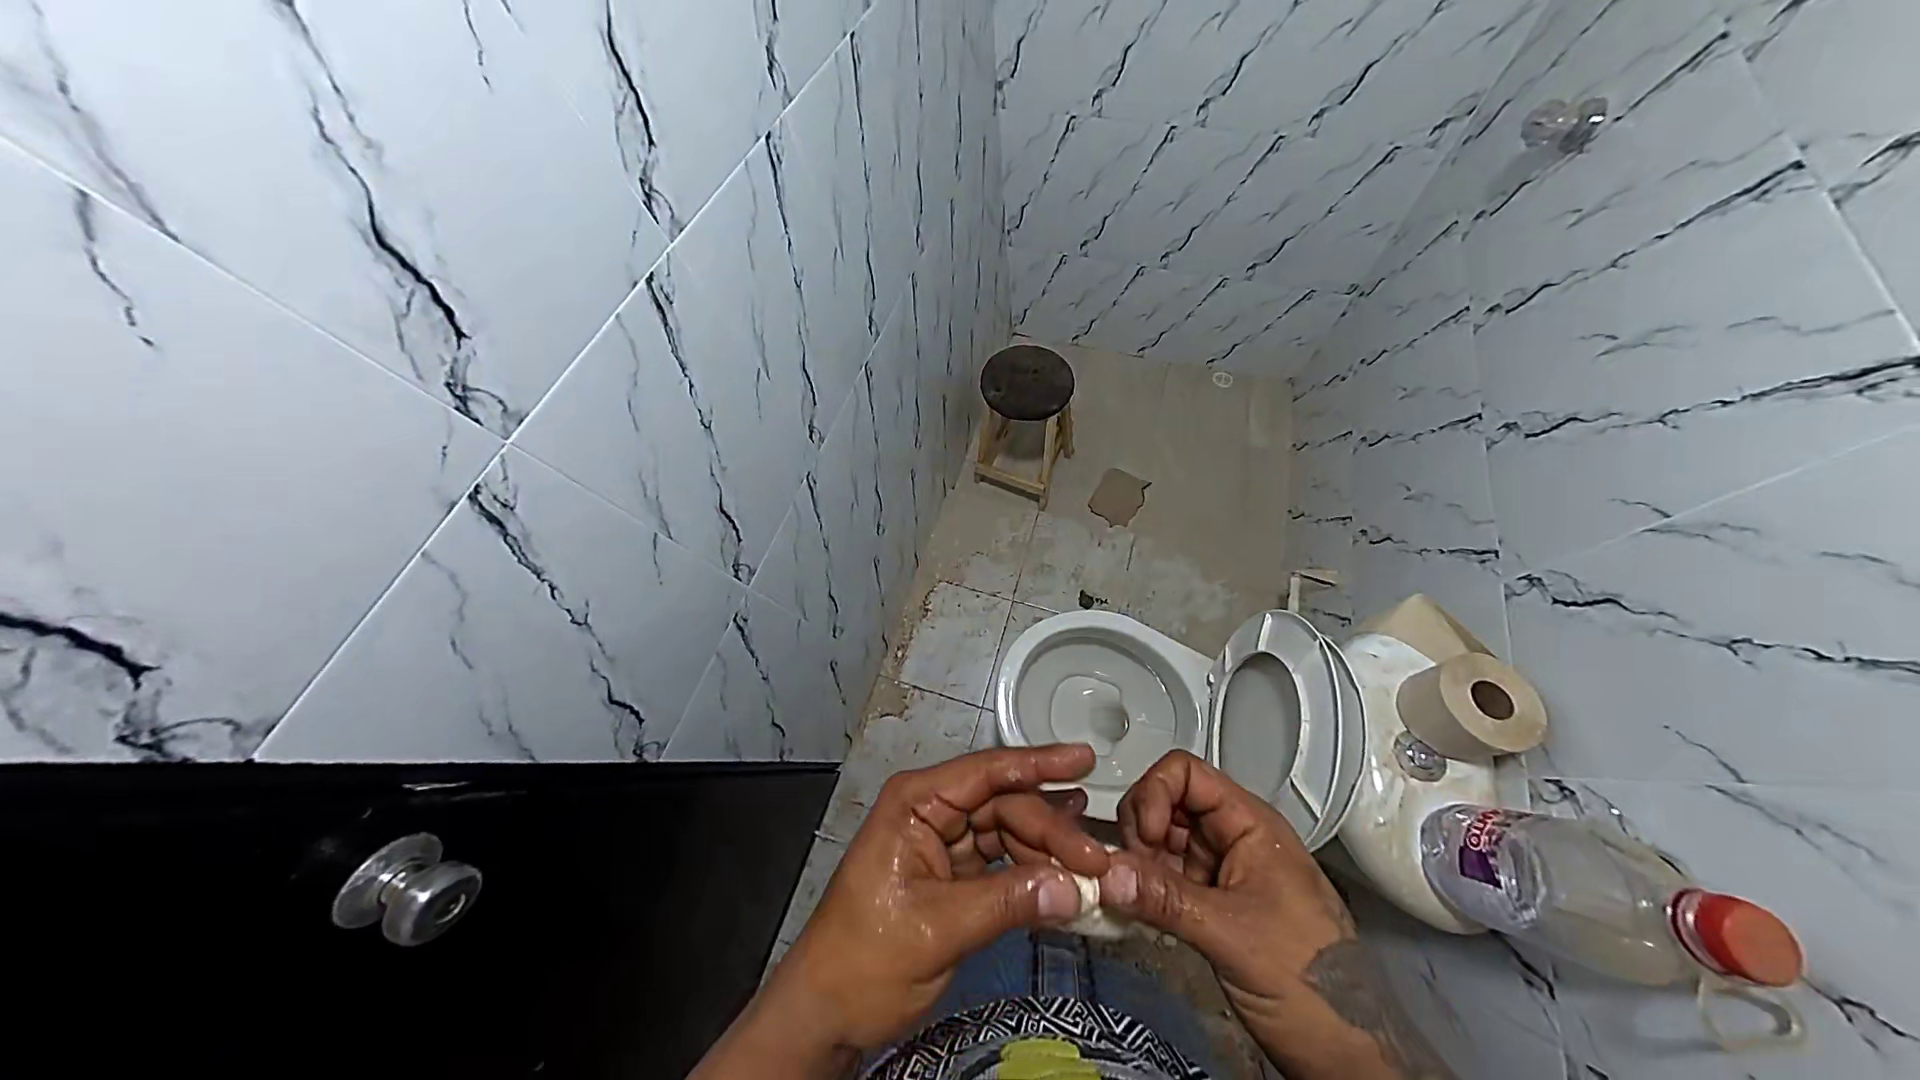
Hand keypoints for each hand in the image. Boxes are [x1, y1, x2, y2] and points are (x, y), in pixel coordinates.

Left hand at [770, 745, 1109, 1050]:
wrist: (827, 1012)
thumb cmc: (863, 960)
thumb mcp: (936, 928)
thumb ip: (1007, 902)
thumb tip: (1073, 888)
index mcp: (916, 803)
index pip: (987, 771)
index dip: (1039, 762)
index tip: (1085, 758)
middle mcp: (932, 812)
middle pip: (1005, 805)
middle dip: (1051, 830)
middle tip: (1096, 862)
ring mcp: (943, 843)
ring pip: (1009, 832)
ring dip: (1046, 853)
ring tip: (1089, 874)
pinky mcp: (954, 875)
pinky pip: (1003, 862)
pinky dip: (1031, 874)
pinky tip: (1061, 883)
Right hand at [1095, 750, 1452, 1079]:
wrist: (1348, 1057)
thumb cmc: (1314, 984)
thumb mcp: (1236, 936)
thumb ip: (1167, 900)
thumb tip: (1107, 873)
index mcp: (1250, 824)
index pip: (1185, 773)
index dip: (1154, 793)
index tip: (1143, 837)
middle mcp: (1231, 837)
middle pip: (1165, 800)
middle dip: (1139, 829)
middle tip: (1134, 871)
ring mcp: (1218, 869)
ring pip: (1159, 838)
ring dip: (1137, 860)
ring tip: (1134, 896)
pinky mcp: (1207, 901)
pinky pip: (1161, 875)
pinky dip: (1143, 886)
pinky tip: (1138, 910)